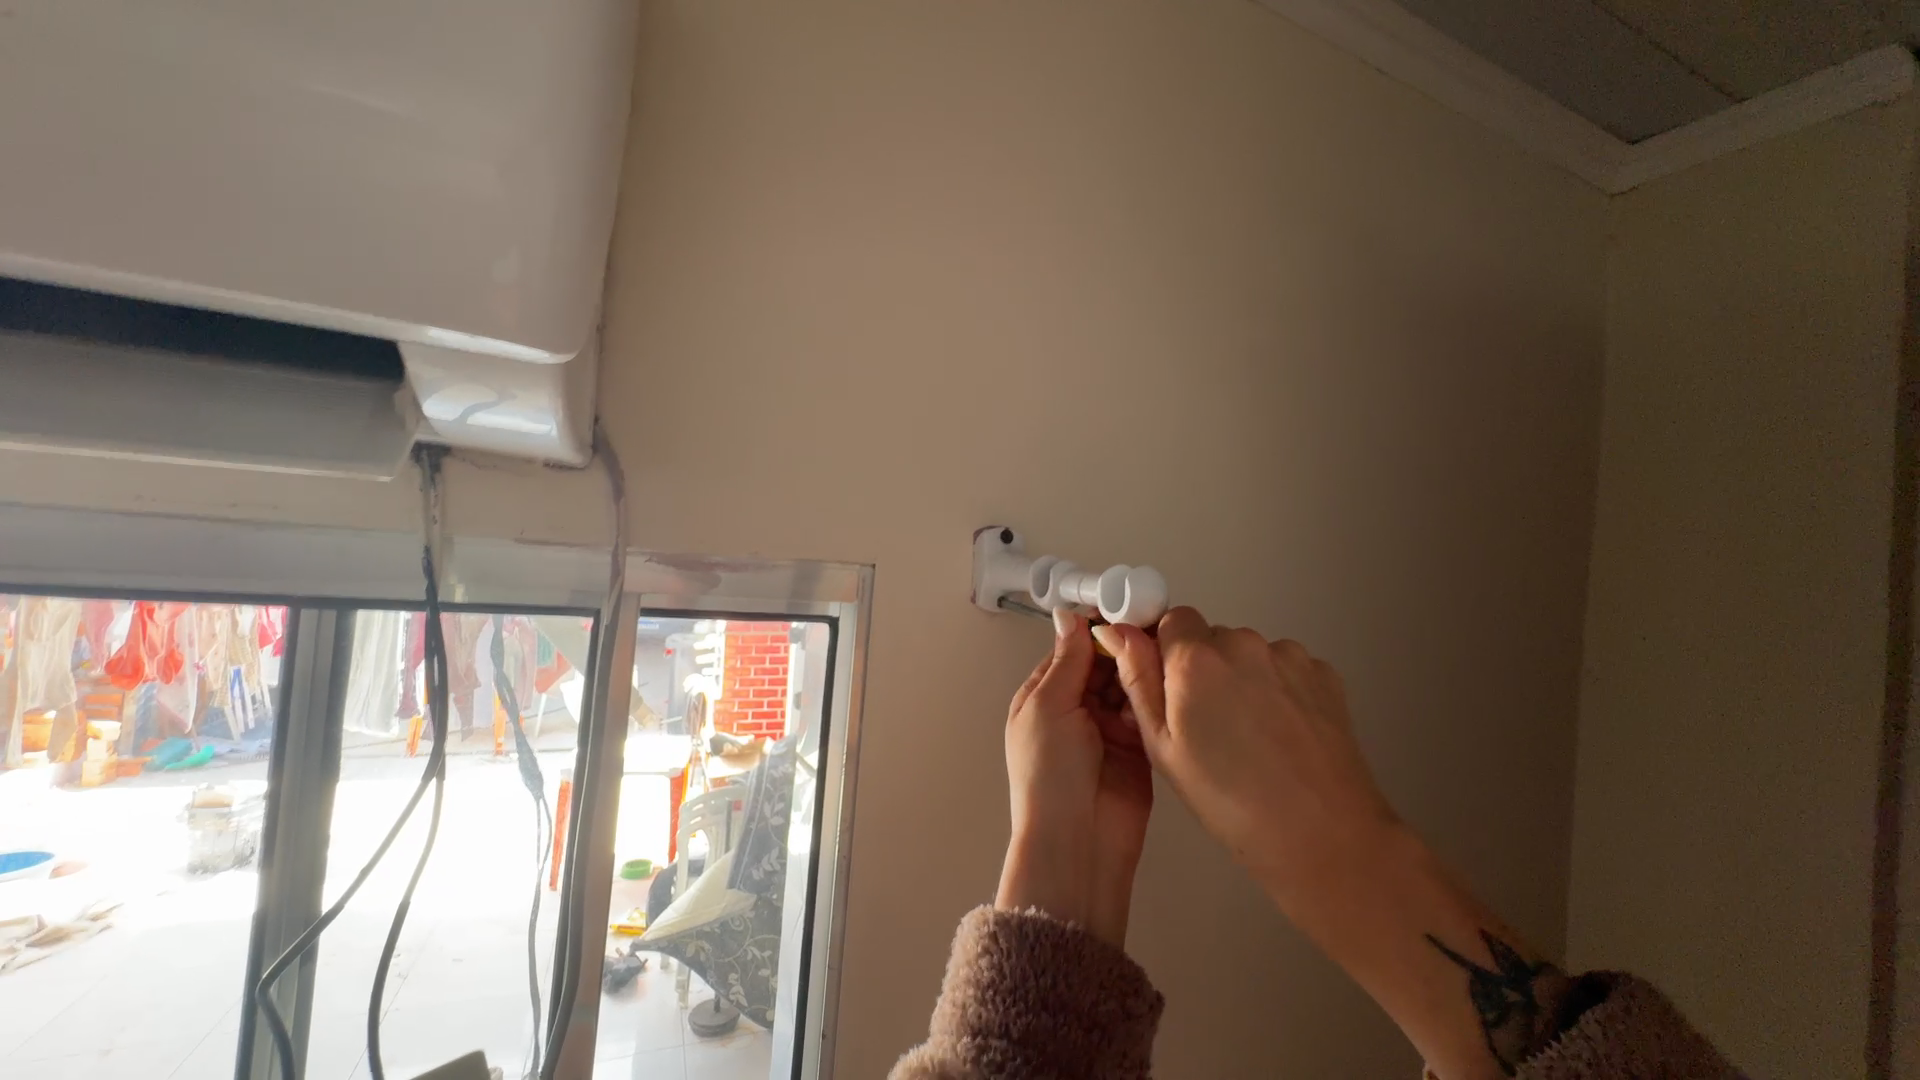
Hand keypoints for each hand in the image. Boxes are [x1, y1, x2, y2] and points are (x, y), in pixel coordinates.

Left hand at [996, 608, 1153, 945]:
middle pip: (1104, 662)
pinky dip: (1156, 692)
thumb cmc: (1049, 773)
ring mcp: (1108, 726)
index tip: (1125, 602)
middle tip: (1154, 619)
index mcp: (1044, 695)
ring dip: (1142, 664)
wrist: (1079, 841)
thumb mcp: (1048, 708)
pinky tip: (1172, 672)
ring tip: (1166, 641)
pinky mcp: (1139, 744)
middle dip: (1124, 643)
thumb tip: (1068, 615)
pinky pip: (1149, 708)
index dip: (1096, 626)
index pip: (1073, 648)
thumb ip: (1066, 661)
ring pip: (1129, 681)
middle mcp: (1076, 707)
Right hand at [1091, 607, 1396, 905]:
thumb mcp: (1163, 747)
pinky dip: (1278, 689)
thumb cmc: (1232, 801)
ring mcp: (1289, 657)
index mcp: (1196, 660)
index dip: (1166, 650)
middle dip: (1203, 668)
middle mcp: (1243, 644)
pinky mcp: (1324, 673)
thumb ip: (1138, 679)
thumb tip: (1116, 631)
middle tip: (1207, 724)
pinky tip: (1280, 734)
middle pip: (1211, 637)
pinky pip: (1285, 668)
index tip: (1168, 684)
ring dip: (1242, 679)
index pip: (1170, 618)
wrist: (1323, 835)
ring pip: (1248, 654)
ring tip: (1250, 735)